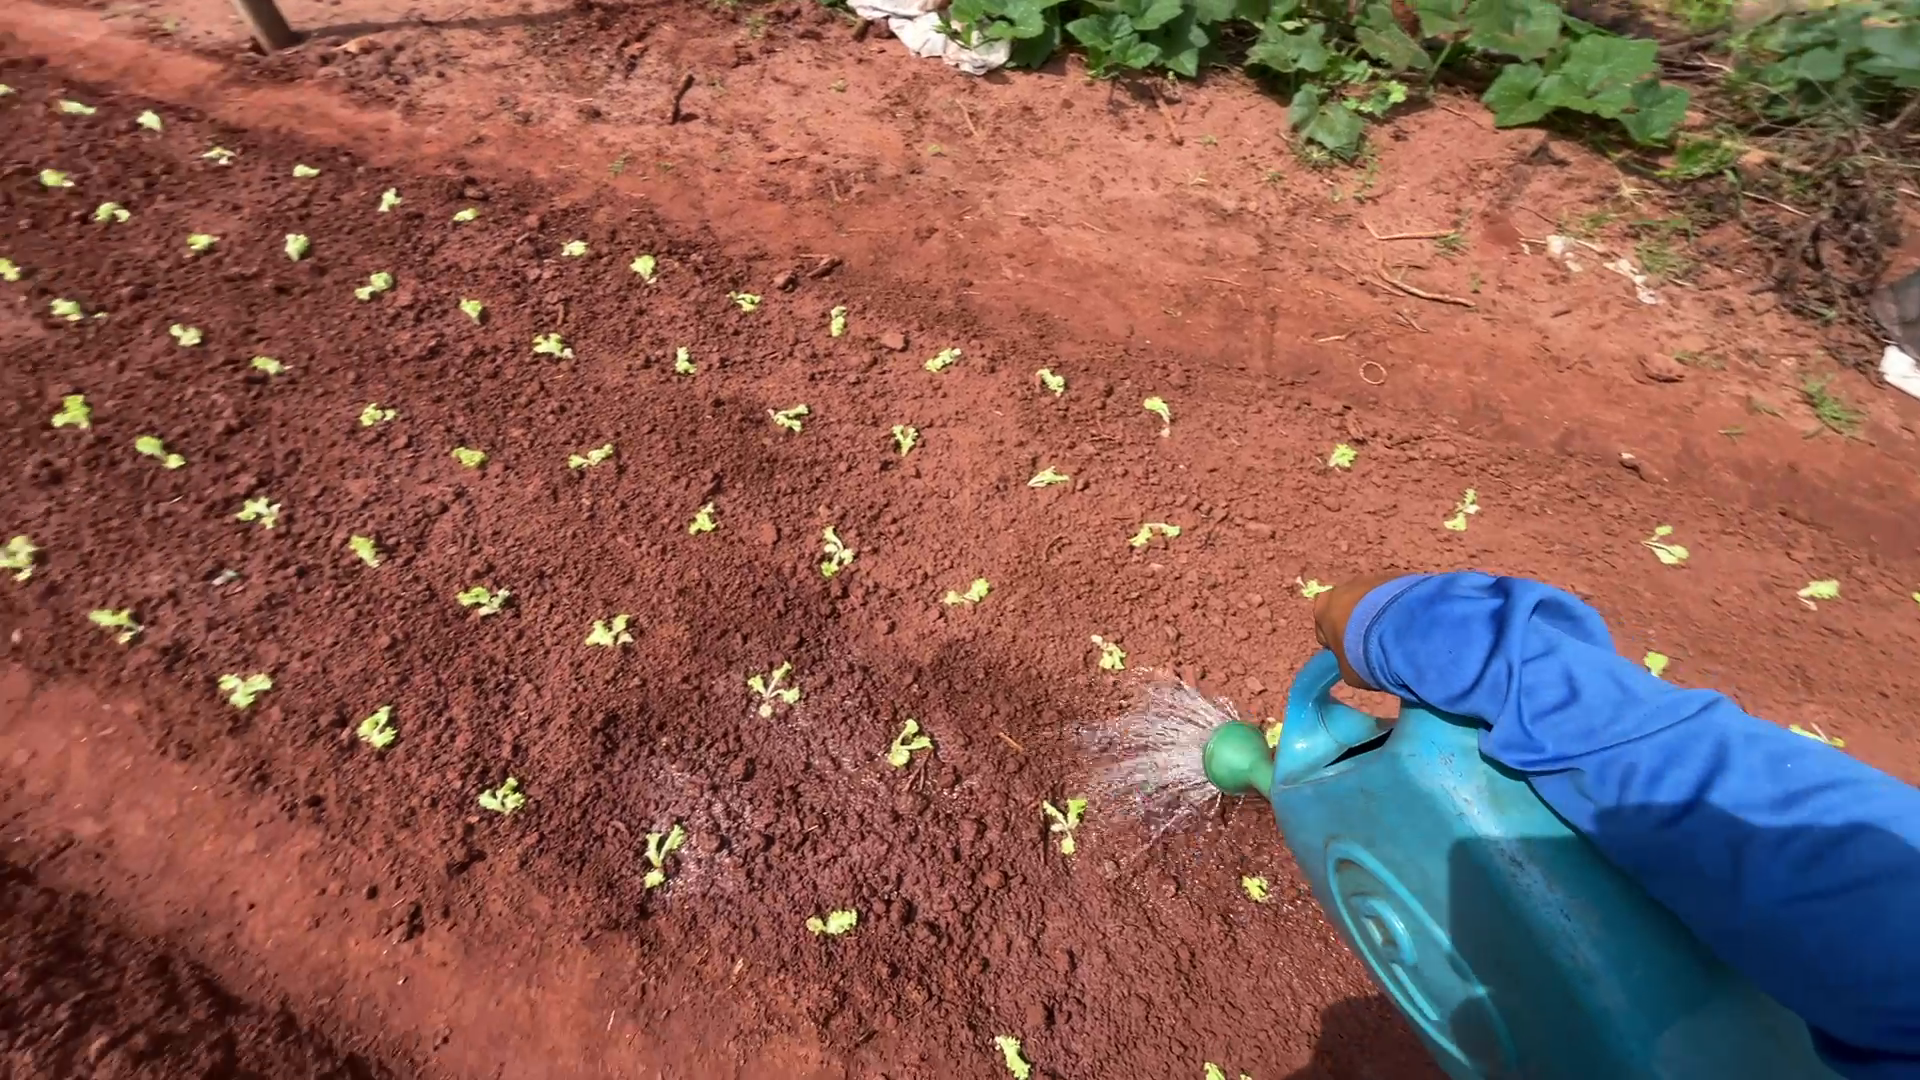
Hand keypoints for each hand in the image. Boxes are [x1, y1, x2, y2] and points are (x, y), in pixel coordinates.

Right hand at [1311, 573, 1403, 690]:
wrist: (1401, 631)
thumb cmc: (1362, 653)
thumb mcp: (1348, 671)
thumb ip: (1346, 663)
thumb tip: (1354, 663)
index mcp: (1321, 608)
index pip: (1324, 627)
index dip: (1338, 642)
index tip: (1352, 655)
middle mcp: (1341, 589)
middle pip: (1347, 609)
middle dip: (1359, 625)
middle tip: (1375, 646)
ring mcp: (1370, 580)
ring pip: (1372, 601)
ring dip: (1381, 615)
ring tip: (1398, 637)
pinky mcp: (1398, 577)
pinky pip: (1396, 596)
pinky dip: (1401, 609)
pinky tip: (1412, 627)